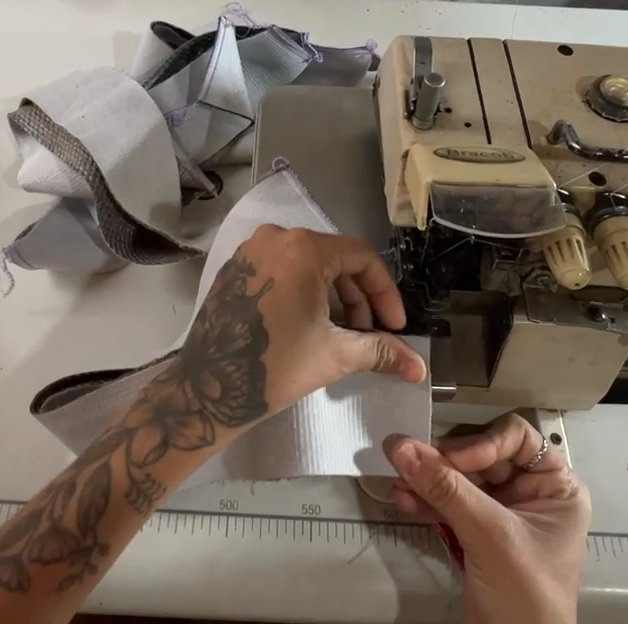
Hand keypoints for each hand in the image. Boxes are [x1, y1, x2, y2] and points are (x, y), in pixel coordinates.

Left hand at [193, 225, 426, 432]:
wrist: (207, 390)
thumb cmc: (274, 366)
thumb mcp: (335, 355)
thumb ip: (381, 351)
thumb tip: (420, 369)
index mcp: (303, 249)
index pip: (362, 258)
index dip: (385, 292)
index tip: (394, 326)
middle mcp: (276, 237)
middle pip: (335, 259)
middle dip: (359, 297)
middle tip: (369, 334)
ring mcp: (252, 250)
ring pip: (309, 264)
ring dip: (333, 295)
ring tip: (342, 333)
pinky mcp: (237, 267)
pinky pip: (283, 268)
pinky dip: (305, 290)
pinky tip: (311, 323)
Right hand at [386, 414, 588, 623]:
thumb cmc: (525, 597)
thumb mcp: (491, 537)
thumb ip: (446, 489)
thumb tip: (401, 447)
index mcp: (556, 487)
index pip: (517, 438)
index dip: (483, 441)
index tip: (451, 459)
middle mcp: (531, 492)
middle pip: (482, 454)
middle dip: (445, 460)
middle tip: (409, 461)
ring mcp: (502, 512)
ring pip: (460, 478)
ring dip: (428, 478)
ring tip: (397, 479)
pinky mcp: (477, 532)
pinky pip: (448, 502)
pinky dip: (426, 499)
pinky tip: (402, 498)